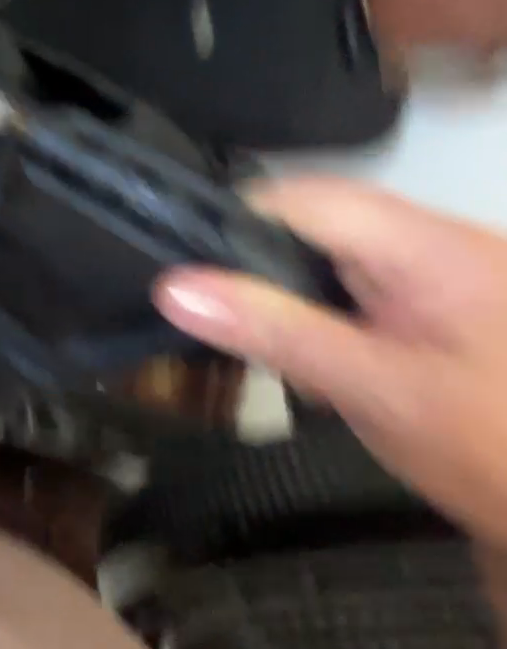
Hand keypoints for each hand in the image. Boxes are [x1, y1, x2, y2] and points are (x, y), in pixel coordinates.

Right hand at [154, 177, 506, 545]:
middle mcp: (448, 247)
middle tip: (231, 324)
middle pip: (318, 224)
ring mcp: (454, 276)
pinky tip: (323, 360)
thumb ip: (273, 332)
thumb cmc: (494, 449)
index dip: (234, 222)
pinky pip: (360, 286)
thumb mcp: (373, 391)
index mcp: (436, 249)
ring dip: (290, 296)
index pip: (305, 199)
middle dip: (260, 268)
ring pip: (333, 257)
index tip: (189, 272)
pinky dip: (324, 315)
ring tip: (280, 350)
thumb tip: (173, 288)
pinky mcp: (450, 306)